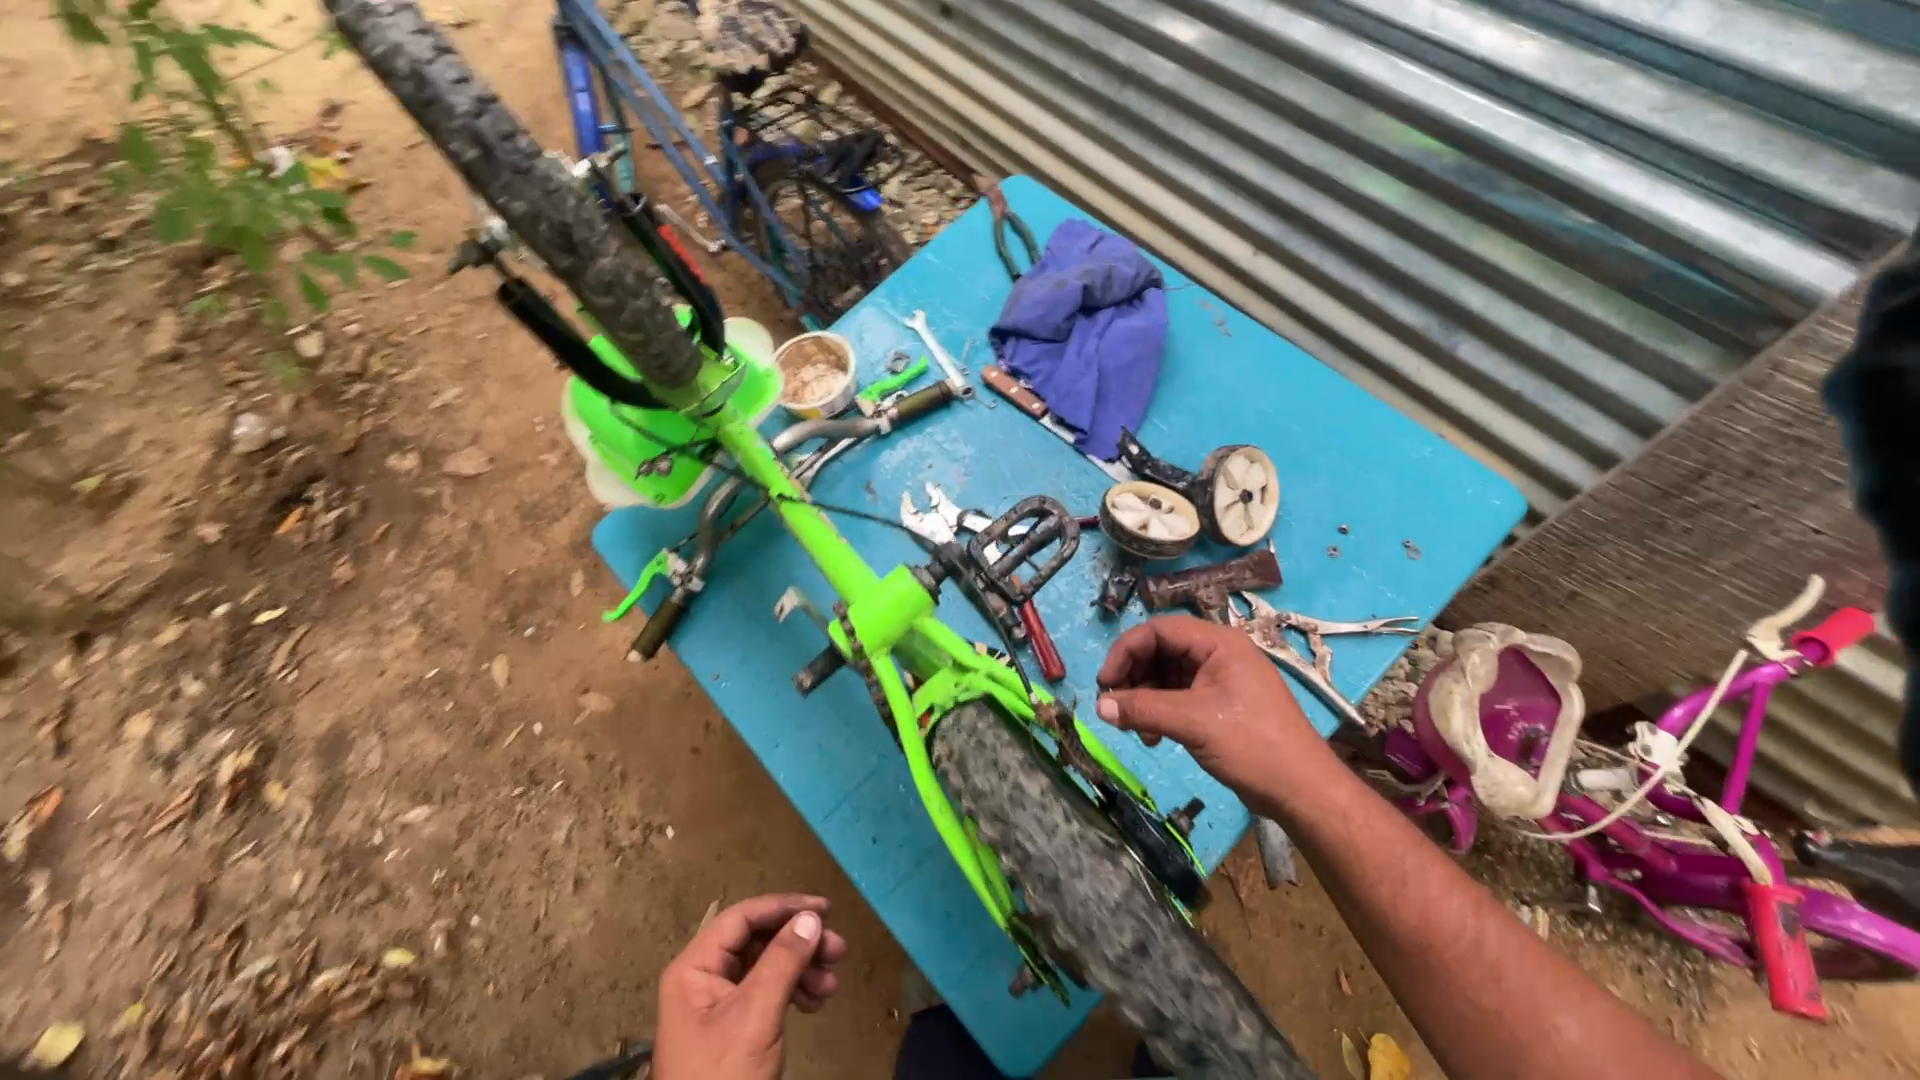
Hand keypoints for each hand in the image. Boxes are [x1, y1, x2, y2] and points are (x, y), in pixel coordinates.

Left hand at [653, 894, 849, 1079]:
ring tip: (831, 983)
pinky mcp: (734, 1027)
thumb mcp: (755, 1015)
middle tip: (839, 950)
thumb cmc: (723, 1075)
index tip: (825, 910)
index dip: (784, 908)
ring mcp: (718, 1004)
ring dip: (802, 968)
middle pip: (757, 941)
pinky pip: (768, 992)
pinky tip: (815, 1002)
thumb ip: (783, 961)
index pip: (742, 918)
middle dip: (799, 942)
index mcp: (695, 968)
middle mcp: (704, 978)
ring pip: (767, 966)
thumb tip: (810, 918)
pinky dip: (794, 991)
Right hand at [1096, 615, 1331, 807]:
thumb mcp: (1192, 723)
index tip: (1105, 683)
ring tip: (1138, 729)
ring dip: (1145, 699)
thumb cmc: (1252, 745)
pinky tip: (1155, 738)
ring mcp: (1221, 680)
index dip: (1126, 651)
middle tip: (1115, 707)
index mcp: (1219, 643)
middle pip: (1161, 651)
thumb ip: (1143, 709)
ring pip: (1167, 676)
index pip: (1159, 630)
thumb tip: (1099, 705)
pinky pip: (1179, 698)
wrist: (1302, 789)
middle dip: (1135, 677)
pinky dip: (1161, 713)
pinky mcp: (1220, 705)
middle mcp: (1219, 654)